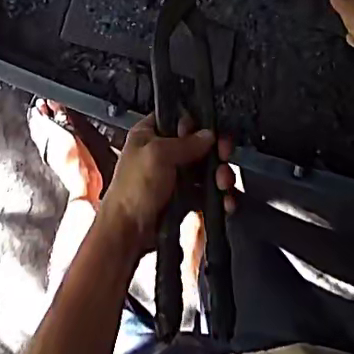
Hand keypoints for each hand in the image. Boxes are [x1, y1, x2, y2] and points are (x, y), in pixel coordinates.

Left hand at [93, 116, 233, 255]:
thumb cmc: (132, 190)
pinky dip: (218, 194)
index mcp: (149, 134)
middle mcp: (162, 152)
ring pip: (205, 168)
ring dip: (219, 174)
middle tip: (224, 156)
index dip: (197, 125)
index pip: (180, 119)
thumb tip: (208, 135)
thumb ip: (186, 142)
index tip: (212, 133)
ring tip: (222, 182)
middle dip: (215, 152)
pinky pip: (206, 191)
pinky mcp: (182, 197)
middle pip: (198, 144)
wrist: (128, 233)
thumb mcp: (158, 155)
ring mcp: (173, 176)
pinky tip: (225, 199)